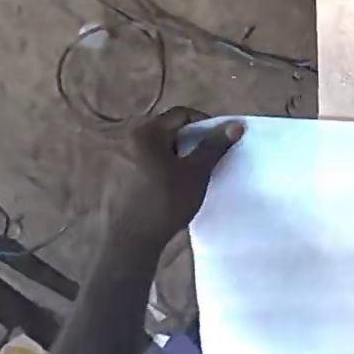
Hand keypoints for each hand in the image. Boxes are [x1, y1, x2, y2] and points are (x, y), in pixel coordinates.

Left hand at [106, 107, 242, 245]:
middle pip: (168, 129)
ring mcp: (120, 158)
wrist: (133, 239)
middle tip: (208, 157)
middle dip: (192, 140)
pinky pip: (146, 161)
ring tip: (193, 173)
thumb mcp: (197, 172)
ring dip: (179, 154)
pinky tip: (173, 186)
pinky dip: (164, 166)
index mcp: (146, 133)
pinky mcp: (118, 177)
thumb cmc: (167, 200)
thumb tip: (235, 125)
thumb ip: (214, 145)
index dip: (206, 123)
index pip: (181, 114)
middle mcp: (128, 139)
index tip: (219, 141)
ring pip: (158, 147)